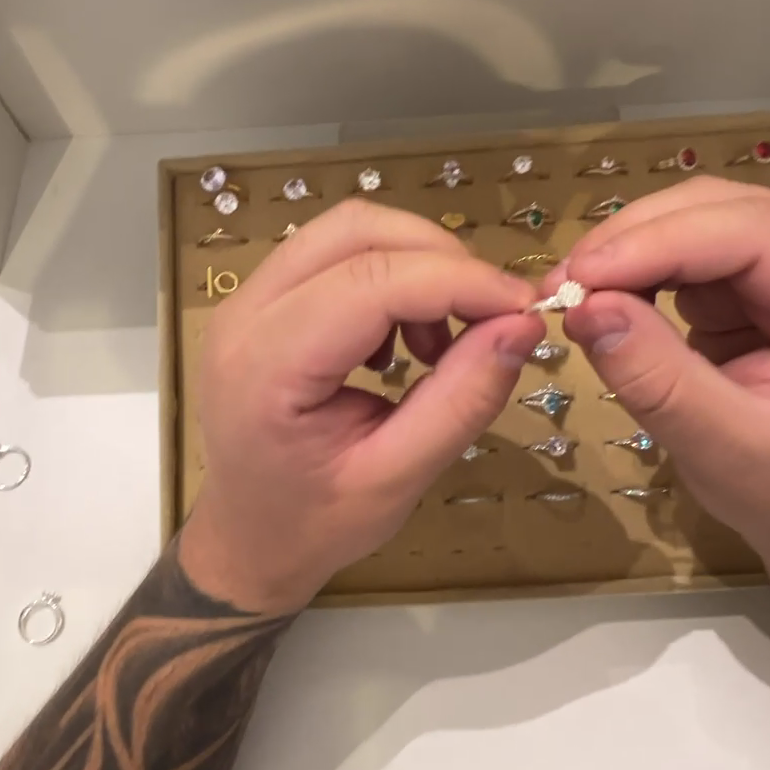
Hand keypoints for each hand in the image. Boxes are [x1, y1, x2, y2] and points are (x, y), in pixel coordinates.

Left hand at [181, 200, 544, 612]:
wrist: (245, 539)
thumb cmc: (311, 524)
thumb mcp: (398, 481)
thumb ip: (462, 401)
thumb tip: (521, 326)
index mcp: (265, 367)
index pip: (370, 283)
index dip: (458, 281)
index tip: (524, 307)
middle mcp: (245, 314)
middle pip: (355, 230)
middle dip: (439, 258)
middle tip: (487, 316)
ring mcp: (247, 300)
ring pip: (347, 232)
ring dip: (415, 265)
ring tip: (437, 344)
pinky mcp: (261, 300)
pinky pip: (335, 255)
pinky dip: (389, 277)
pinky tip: (400, 342)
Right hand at [552, 177, 769, 579]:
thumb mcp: (723, 451)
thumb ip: (655, 378)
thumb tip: (583, 310)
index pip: (759, 234)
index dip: (663, 242)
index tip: (580, 278)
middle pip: (729, 209)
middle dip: (638, 237)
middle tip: (564, 282)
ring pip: (703, 219)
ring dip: (631, 247)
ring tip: (575, 290)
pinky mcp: (758, 288)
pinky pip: (689, 255)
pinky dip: (639, 269)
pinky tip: (607, 297)